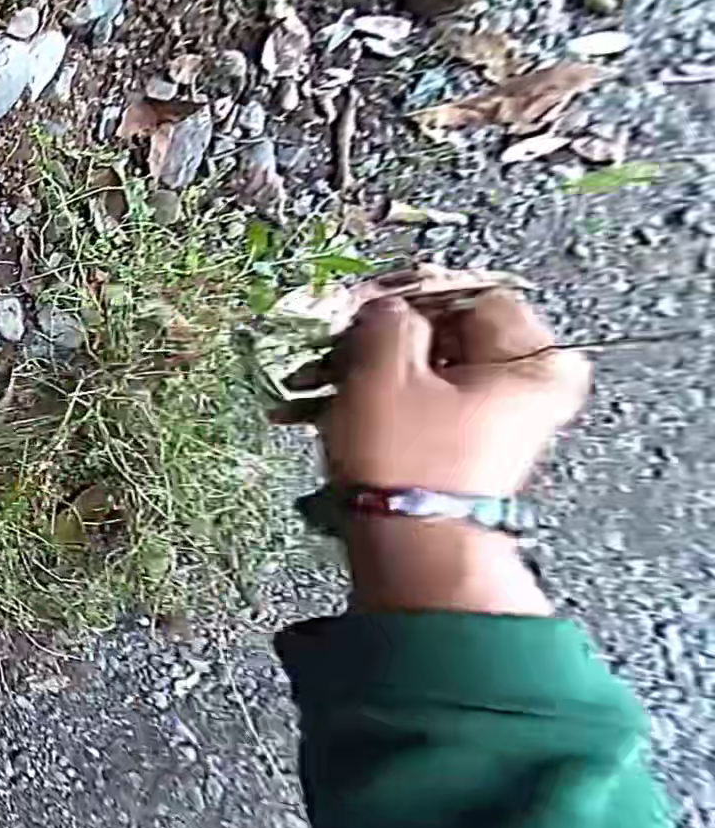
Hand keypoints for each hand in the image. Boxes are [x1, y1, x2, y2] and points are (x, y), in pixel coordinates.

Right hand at [322, 291, 590, 495]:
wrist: (404, 533)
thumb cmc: (402, 452)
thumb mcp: (384, 376)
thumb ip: (383, 324)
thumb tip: (380, 305)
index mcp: (529, 362)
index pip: (471, 297)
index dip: (408, 294)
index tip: (352, 302)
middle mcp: (516, 383)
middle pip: (434, 334)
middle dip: (362, 341)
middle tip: (316, 347)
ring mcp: (481, 412)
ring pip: (407, 368)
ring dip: (344, 370)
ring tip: (298, 384)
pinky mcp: (445, 435)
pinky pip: (399, 399)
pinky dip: (352, 398)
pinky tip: (301, 408)